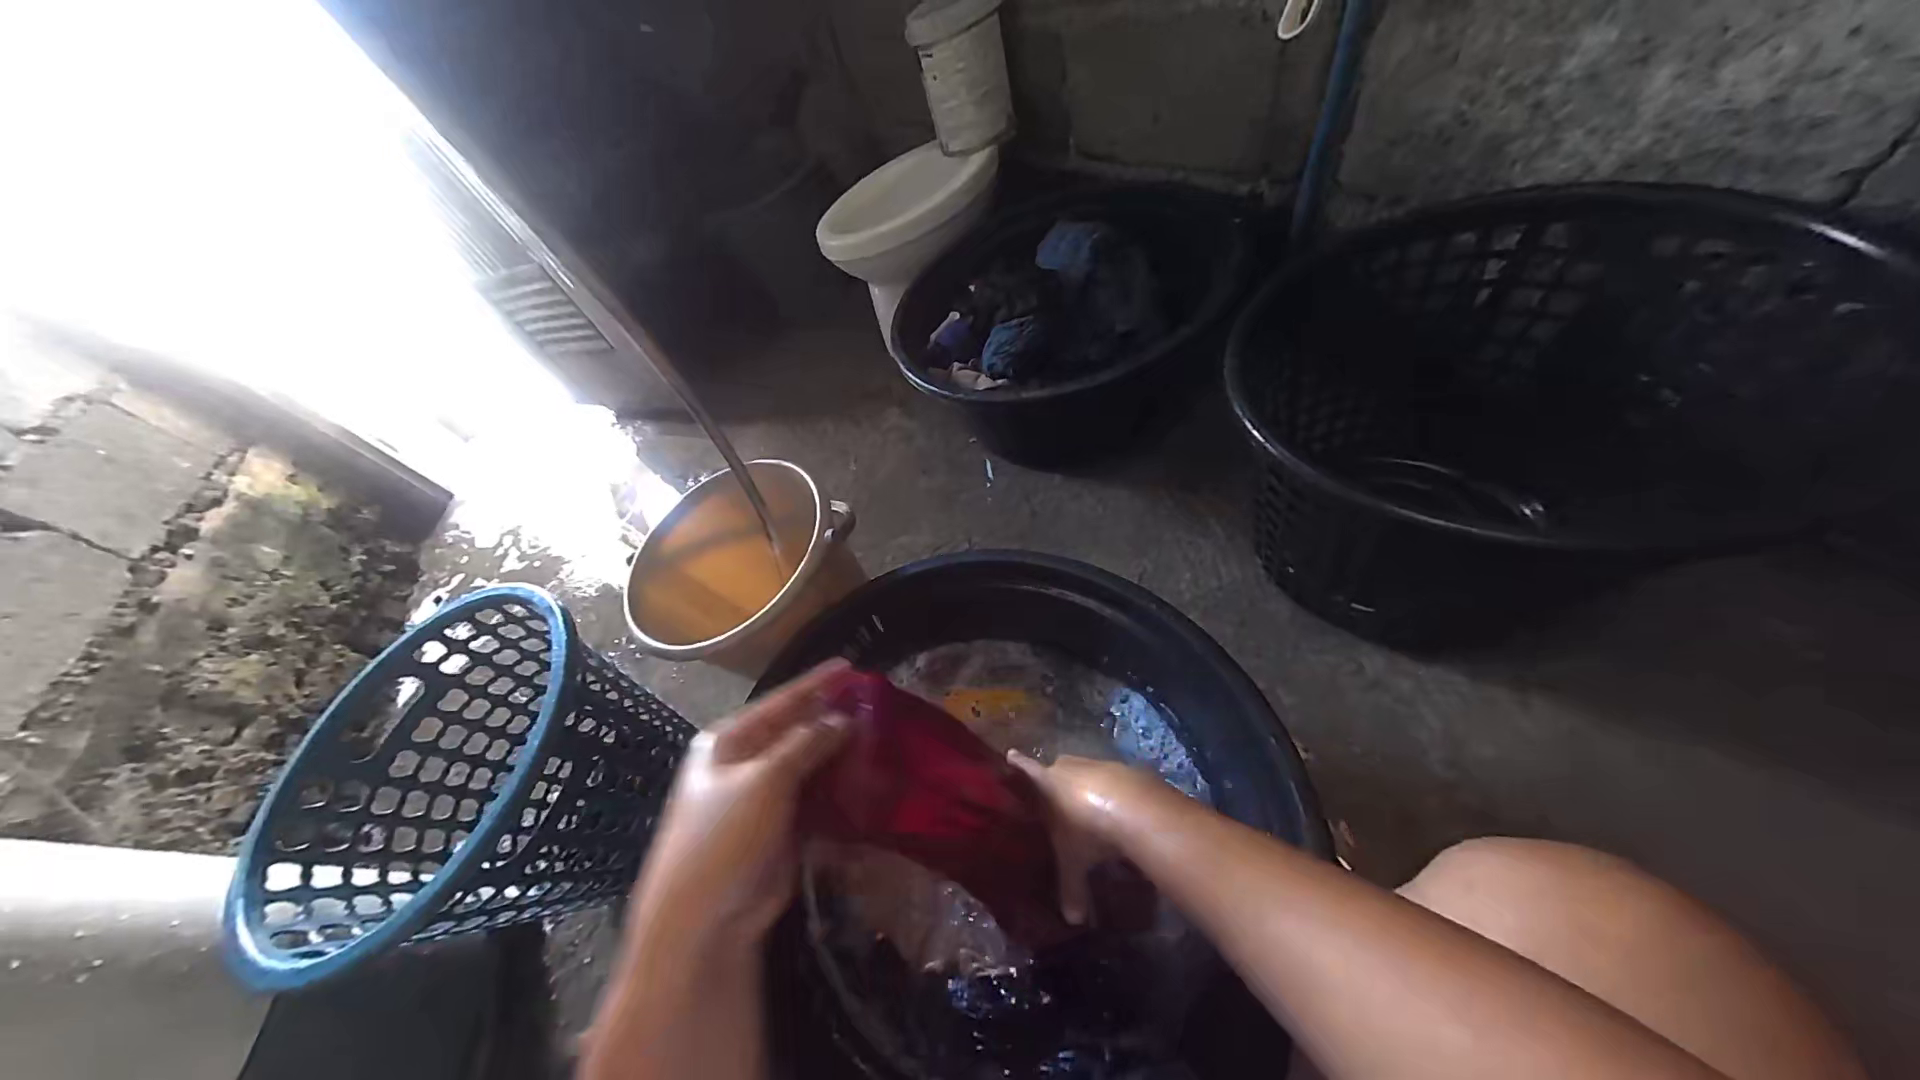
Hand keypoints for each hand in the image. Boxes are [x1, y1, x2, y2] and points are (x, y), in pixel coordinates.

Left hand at [629, 659, 852, 949]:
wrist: (703, 922)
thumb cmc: (724, 838)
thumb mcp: (765, 781)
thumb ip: (806, 743)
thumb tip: (842, 719)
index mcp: (729, 741)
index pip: (780, 702)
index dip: (815, 683)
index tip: (849, 665)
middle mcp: (746, 762)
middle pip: (796, 730)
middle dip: (832, 718)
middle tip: (875, 703)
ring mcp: (764, 795)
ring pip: (810, 763)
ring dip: (840, 753)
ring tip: (880, 735)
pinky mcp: (782, 825)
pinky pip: (816, 795)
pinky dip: (839, 786)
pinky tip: (868, 776)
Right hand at [1008, 751, 1185, 925]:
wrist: (1133, 805)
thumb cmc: (1088, 829)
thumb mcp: (1075, 862)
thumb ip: (1071, 888)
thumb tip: (1072, 921)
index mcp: (1045, 782)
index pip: (1024, 769)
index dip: (1017, 763)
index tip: (1010, 754)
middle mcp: (1066, 767)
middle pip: (1056, 769)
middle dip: (1056, 781)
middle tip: (1056, 796)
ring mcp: (1095, 763)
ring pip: (1084, 772)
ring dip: (1085, 786)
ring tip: (1090, 806)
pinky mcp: (1121, 767)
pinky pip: (1109, 778)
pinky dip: (1110, 790)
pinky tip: (1119, 808)